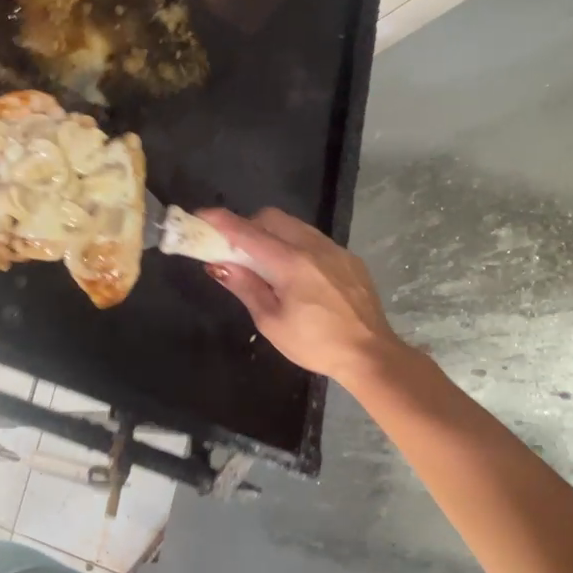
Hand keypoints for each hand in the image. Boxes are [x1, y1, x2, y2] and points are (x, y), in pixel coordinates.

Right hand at [196, 207, 405, 383]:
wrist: (372, 356)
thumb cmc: (315, 344)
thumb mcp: (270, 321)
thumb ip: (245, 287)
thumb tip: (218, 265)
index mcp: (290, 263)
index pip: (247, 232)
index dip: (220, 221)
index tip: (199, 217)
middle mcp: (313, 248)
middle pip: (271, 218)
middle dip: (248, 224)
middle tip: (236, 247)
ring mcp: (335, 250)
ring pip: (294, 225)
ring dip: (272, 233)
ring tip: (265, 261)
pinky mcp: (349, 259)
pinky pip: (314, 239)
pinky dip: (295, 244)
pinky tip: (296, 273)